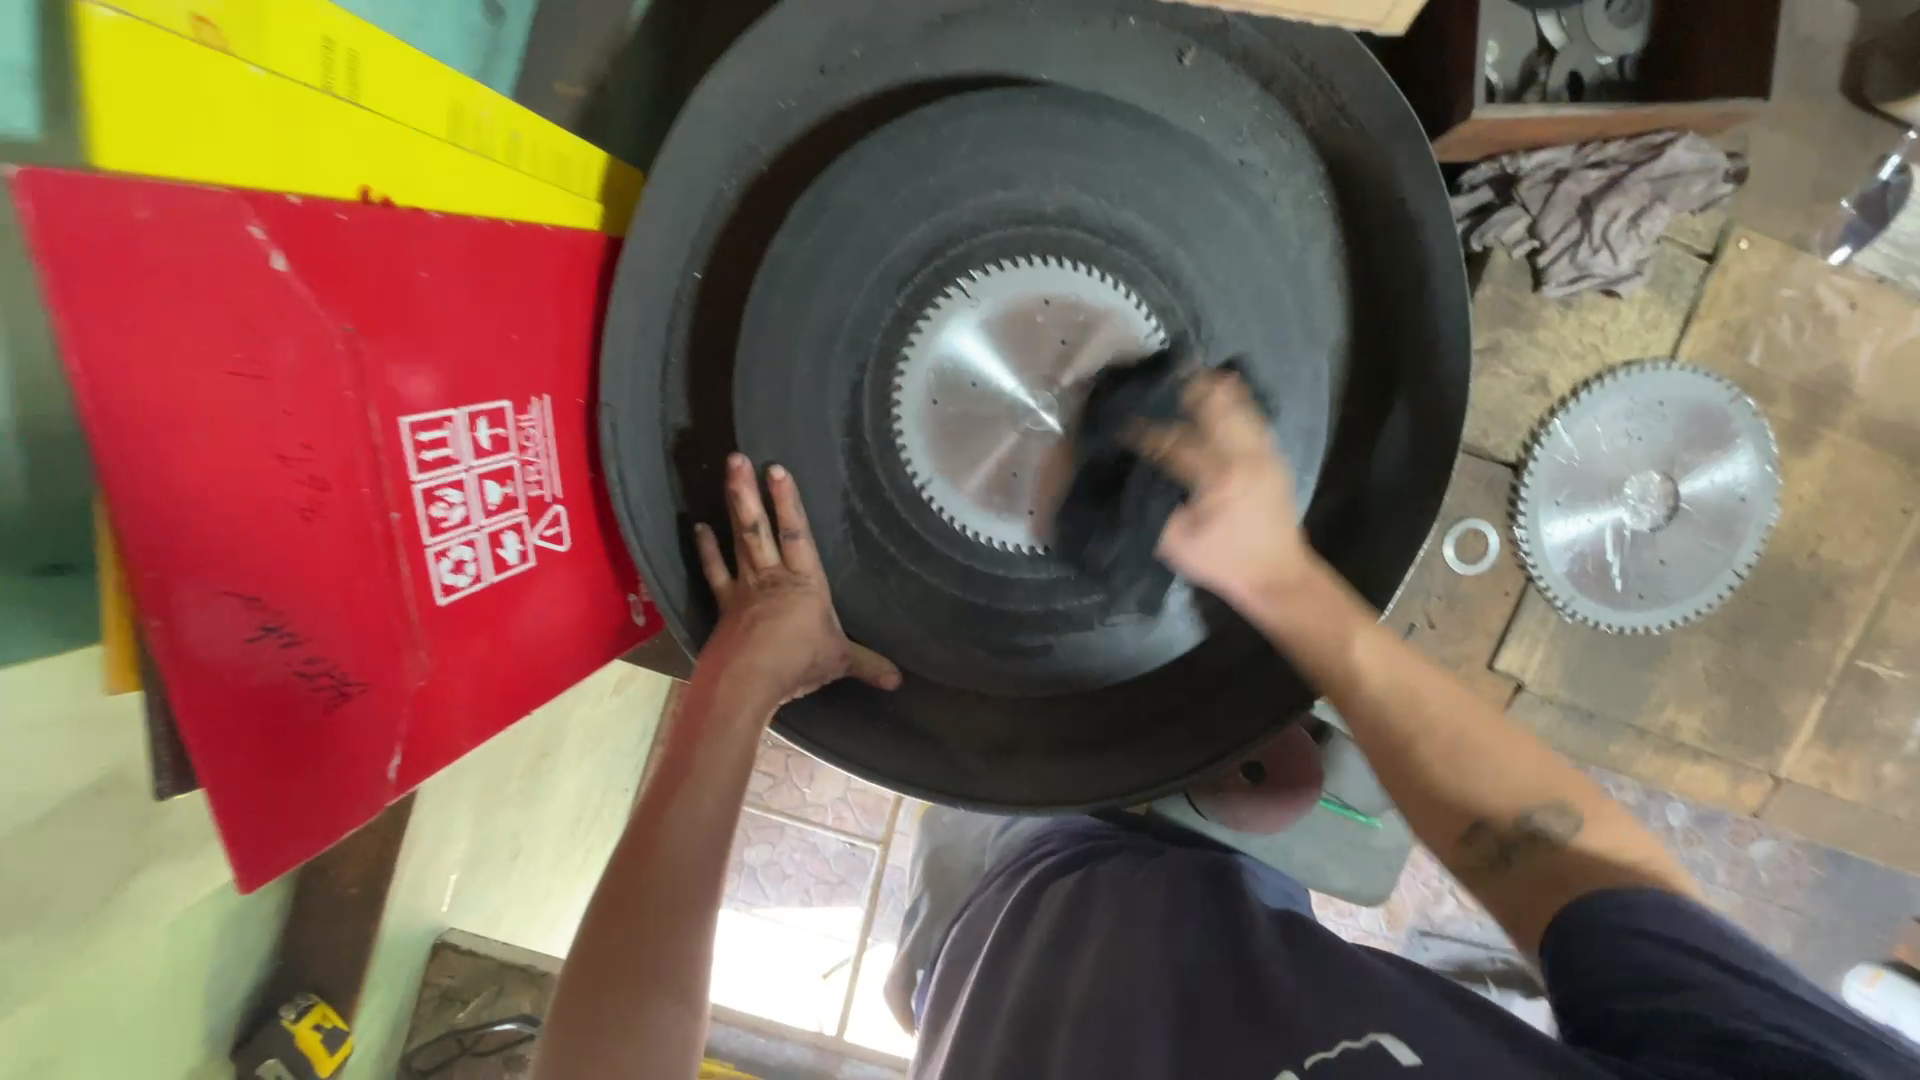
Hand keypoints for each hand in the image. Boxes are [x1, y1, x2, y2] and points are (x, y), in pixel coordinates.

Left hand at [693, 453, 901, 711]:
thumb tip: (898, 680)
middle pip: (758, 528)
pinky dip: (706, 550)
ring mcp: (744, 588)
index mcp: (805, 583)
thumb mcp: (839, 662)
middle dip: (749, 493)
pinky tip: (697, 527)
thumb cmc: (797, 663)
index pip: (797, 534)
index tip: (777, 470)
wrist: (747, 681)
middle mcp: (773, 576)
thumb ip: (867, 665)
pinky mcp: (724, 605)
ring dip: (732, 507)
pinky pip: (715, 571)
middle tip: (737, 458)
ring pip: (738, 540)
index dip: (788, 502)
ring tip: (726, 475)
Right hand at [1131, 371, 1315, 609]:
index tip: (1124, 424)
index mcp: (1216, 479)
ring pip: (1241, 409)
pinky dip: (1239, 403)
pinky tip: (1227, 392)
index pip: (1174, 443)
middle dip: (1190, 391)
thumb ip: (1154, 508)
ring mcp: (1265, 456)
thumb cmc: (1221, 562)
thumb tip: (1135, 480)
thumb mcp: (1176, 543)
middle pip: (1216, 409)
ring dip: (1217, 391)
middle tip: (1167, 376)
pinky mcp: (1275, 459)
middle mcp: (1244, 458)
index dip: (1145, 433)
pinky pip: (1256, 420)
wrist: (1277, 575)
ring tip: (1196, 374)